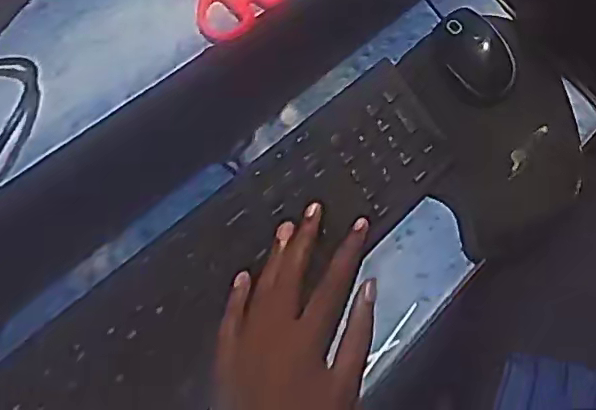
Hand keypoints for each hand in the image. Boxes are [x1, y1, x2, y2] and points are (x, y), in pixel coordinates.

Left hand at [215, 204, 375, 409]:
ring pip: (261, 287)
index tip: (360, 223)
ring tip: (285, 227)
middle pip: (292, 273)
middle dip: (306, 237)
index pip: (334, 280)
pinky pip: (230, 318)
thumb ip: (359, 334)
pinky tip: (243, 275)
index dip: (349, 249)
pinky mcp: (225, 360)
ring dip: (274, 255)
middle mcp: (275, 330)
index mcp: (308, 335)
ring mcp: (246, 342)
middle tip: (313, 208)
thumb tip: (370, 288)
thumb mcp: (345, 387)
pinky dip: (237, 295)